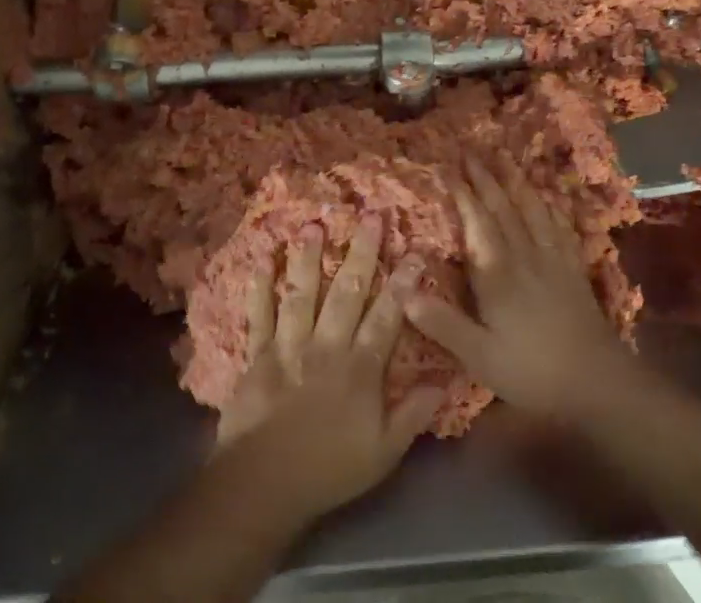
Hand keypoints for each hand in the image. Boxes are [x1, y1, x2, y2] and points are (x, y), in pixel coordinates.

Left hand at [214, 214, 444, 519]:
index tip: (415, 251)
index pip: (387, 317)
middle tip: (371, 216)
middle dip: (362, 252)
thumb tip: (444, 381)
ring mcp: (288, 348)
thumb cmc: (329, 469)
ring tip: (316, 223)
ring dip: (311, 257)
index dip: (402, 283)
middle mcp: (326, 347)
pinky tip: (264, 258)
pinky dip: (260, 286)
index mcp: (360, 369)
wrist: (263, 484)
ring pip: (302, 294)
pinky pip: (259, 315)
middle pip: (348, 292)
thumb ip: (414, 414)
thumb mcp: (385, 452)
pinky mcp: (257, 357)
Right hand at [402, 156, 629, 417]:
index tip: (449, 168)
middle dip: (486, 178)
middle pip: (504, 208)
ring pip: (533, 211)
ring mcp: (554, 261)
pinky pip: (560, 228)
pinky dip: (550, 207)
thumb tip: (402, 289)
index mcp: (497, 274)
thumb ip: (441, 322)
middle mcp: (525, 257)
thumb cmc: (532, 372)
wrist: (598, 382)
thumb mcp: (479, 355)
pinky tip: (548, 199)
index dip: (463, 195)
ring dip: (517, 183)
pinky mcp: (574, 271)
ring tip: (506, 160)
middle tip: (472, 151)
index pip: (477, 223)